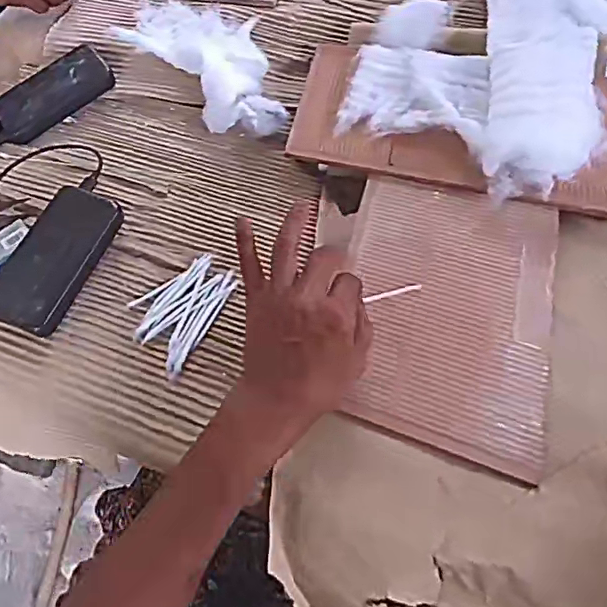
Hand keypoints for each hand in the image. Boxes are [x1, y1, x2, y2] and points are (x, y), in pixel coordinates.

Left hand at [226, 201, 373, 452]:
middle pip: (324, 258)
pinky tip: (243, 221)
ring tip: (302, 206)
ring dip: (295, 223)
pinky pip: (250, 266)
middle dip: (334, 255)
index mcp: (334, 314)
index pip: (350, 281)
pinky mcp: (256, 299)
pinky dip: (245, 242)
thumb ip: (363, 326)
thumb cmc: (316, 386)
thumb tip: (357, 301)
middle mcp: (306, 297)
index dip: (351, 287)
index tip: (348, 297)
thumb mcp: (356, 362)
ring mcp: (278, 295)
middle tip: (335, 260)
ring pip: (287, 248)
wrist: (274, 401)